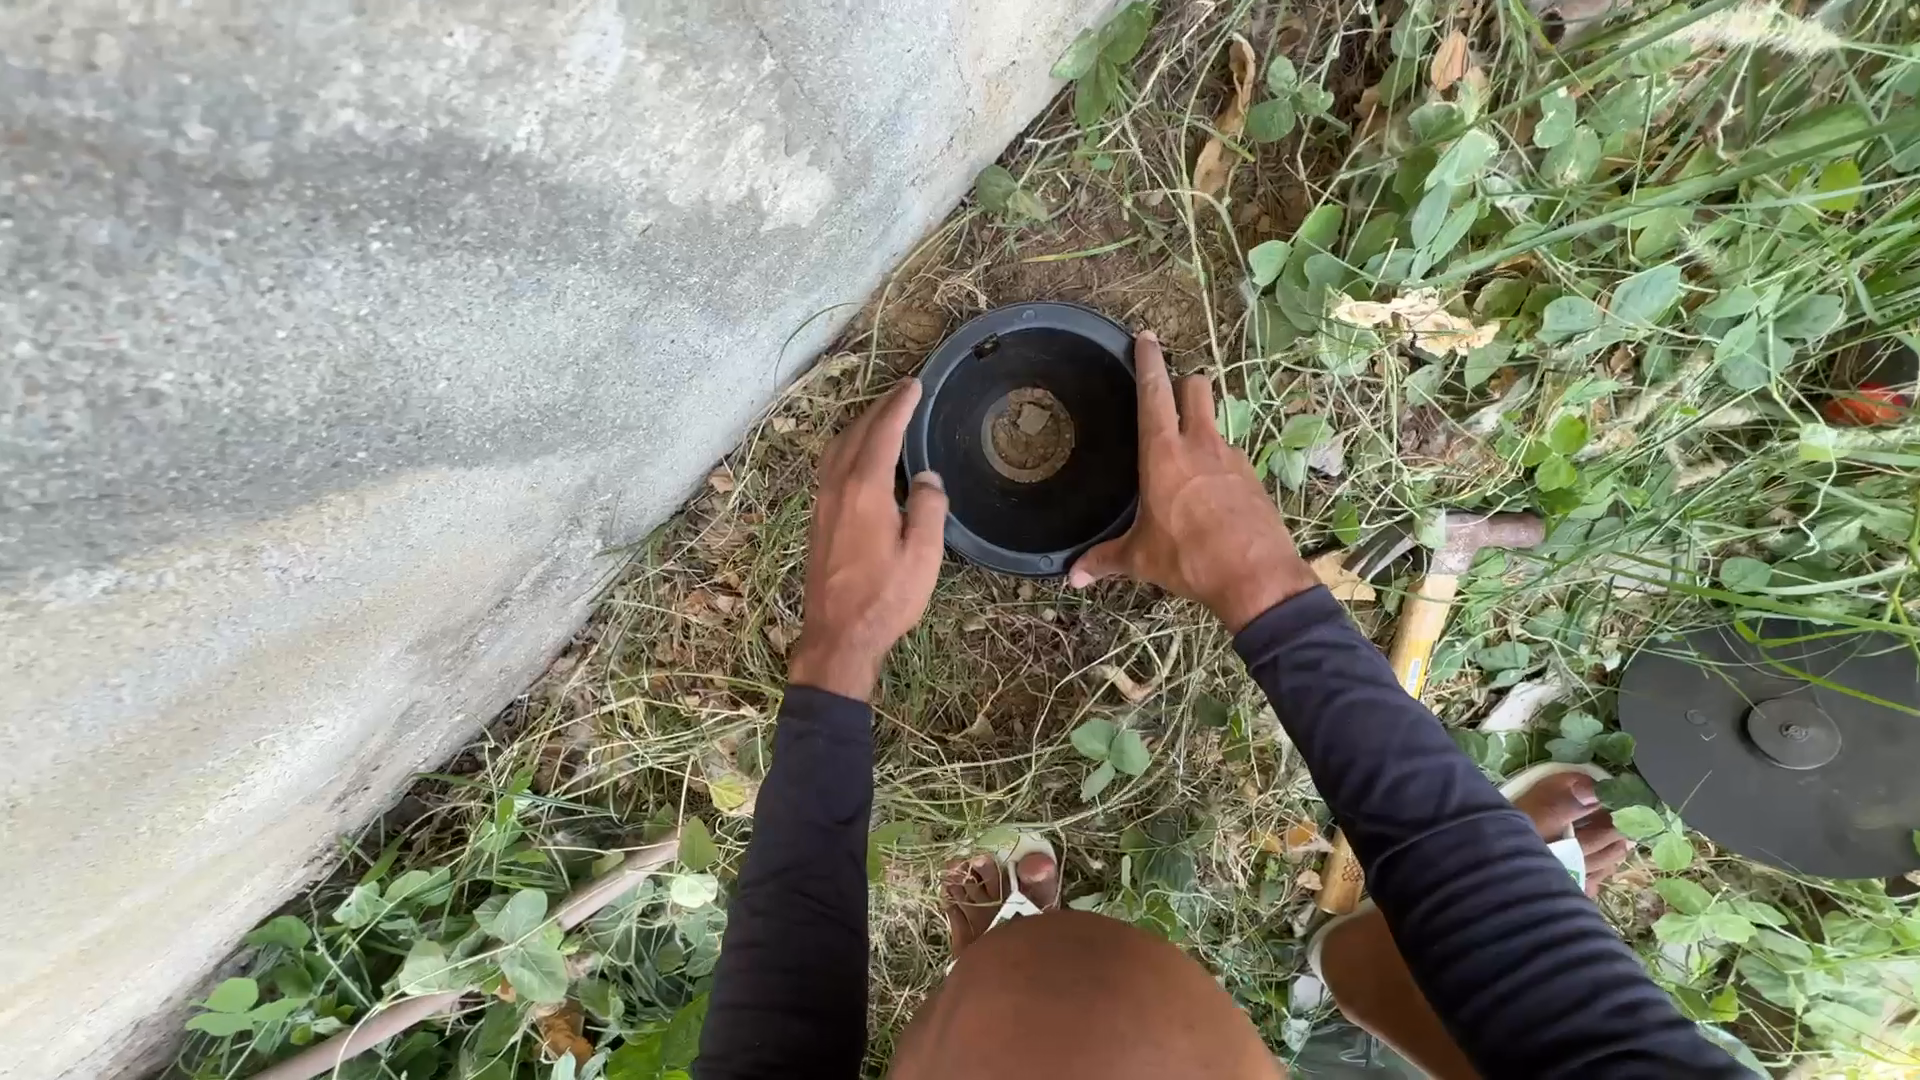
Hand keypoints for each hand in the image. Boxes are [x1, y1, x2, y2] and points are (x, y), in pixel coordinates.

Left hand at [788, 378, 948, 700]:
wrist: (837, 636)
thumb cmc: (886, 598)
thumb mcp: (923, 555)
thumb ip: (928, 508)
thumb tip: (925, 477)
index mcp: (864, 490)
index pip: (883, 432)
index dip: (900, 405)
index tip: (915, 385)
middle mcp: (837, 488)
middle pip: (856, 433)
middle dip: (879, 408)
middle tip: (903, 393)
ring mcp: (822, 504)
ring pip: (837, 448)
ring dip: (860, 426)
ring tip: (882, 417)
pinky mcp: (817, 521)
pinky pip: (830, 467)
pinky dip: (848, 448)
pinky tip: (858, 457)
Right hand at [1067, 330, 1316, 631]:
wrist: (1257, 578)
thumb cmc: (1189, 559)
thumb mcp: (1141, 559)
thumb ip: (1104, 561)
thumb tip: (1073, 577)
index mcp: (1164, 454)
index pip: (1154, 392)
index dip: (1148, 361)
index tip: (1146, 337)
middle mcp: (1200, 445)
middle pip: (1196, 387)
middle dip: (1181, 382)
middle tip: (1166, 396)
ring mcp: (1231, 457)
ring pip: (1216, 418)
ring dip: (1200, 420)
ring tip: (1186, 448)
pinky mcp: (1251, 476)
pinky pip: (1230, 453)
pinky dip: (1217, 458)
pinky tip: (1209, 486)